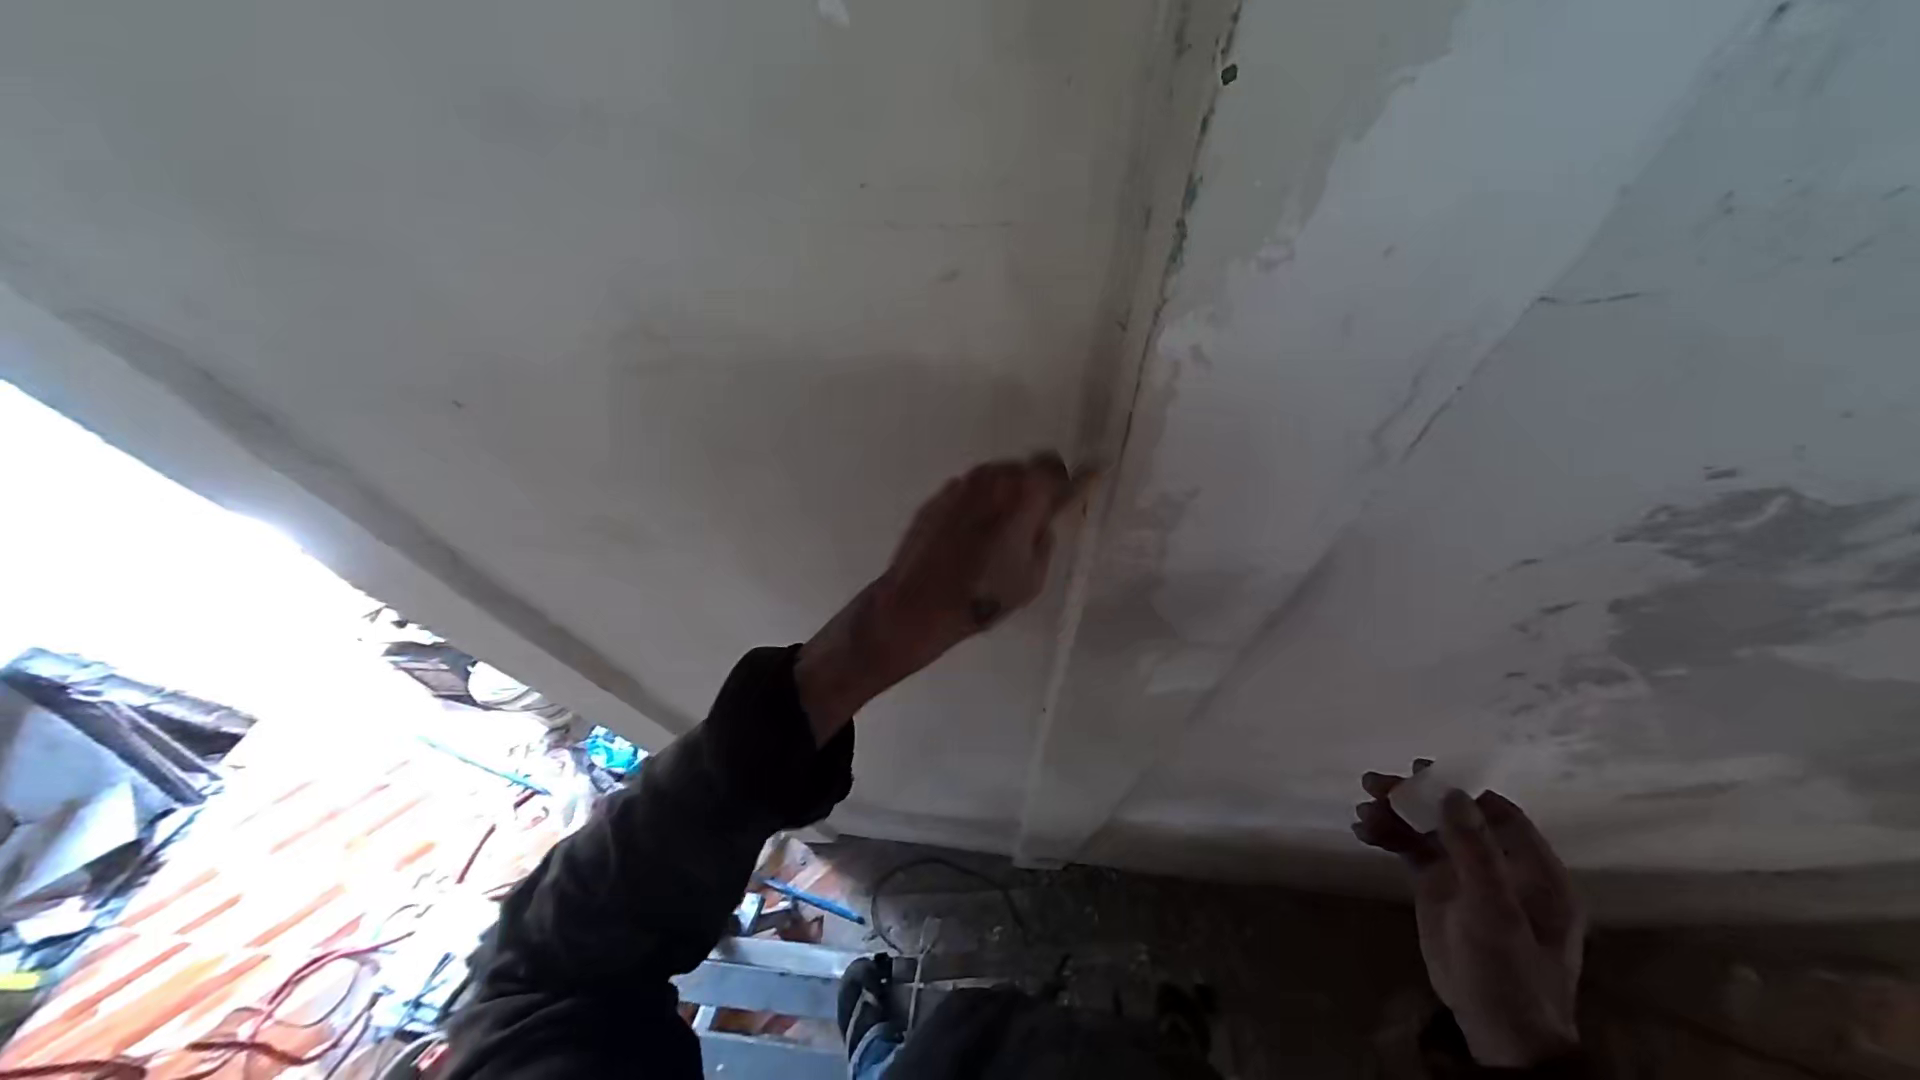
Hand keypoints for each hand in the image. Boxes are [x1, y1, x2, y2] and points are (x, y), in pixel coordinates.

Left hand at [796, 453, 1086, 742]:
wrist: (917, 604)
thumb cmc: (981, 597)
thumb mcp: (1032, 577)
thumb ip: (1044, 538)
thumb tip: (1042, 520)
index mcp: (1023, 494)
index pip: (1056, 468)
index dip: (1069, 479)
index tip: (1078, 486)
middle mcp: (991, 479)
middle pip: (1024, 469)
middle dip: (1033, 489)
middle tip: (1033, 520)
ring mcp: (959, 485)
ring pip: (994, 479)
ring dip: (1003, 496)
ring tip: (998, 533)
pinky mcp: (936, 497)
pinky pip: (969, 493)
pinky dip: (977, 506)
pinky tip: (970, 538)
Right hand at [1353, 766, 1584, 1067]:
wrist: (1495, 1030)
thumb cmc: (1508, 972)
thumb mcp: (1494, 912)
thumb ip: (1475, 852)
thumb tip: (1453, 794)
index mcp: (1534, 871)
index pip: (1498, 814)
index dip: (1461, 789)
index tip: (1421, 772)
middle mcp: (1501, 867)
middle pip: (1454, 817)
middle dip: (1416, 799)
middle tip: (1375, 785)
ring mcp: (1467, 877)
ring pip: (1428, 831)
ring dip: (1396, 817)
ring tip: (1362, 812)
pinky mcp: (1438, 889)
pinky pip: (1412, 851)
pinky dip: (1389, 837)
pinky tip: (1364, 832)